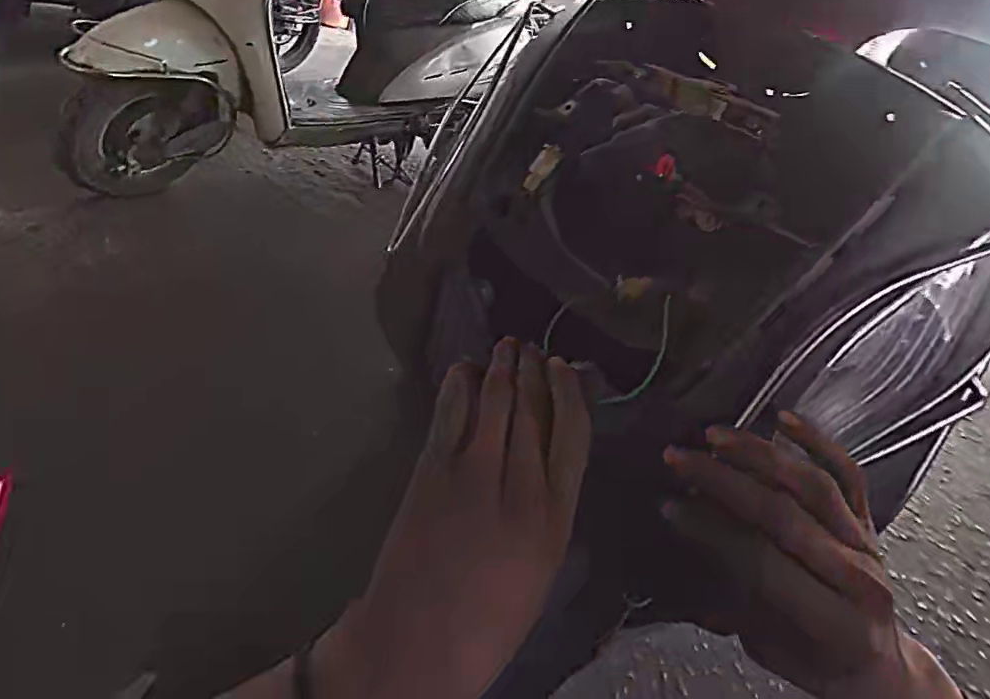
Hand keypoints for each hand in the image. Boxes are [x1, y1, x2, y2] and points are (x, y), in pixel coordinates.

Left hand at [312, 338, 591, 698]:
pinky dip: (460, 383)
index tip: (562, 367)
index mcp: (554, 519)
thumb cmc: (488, 613)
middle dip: (532, 371)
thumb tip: (548, 443)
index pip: (573, 434)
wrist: (416, 641)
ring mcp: (472, 475)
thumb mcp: (540, 562)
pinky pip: (452, 411)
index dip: (568, 392)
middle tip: (528, 349)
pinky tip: (465, 368)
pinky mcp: (432, 470)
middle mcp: (520, 489)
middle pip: (534, 410)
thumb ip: (548, 500)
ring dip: (500, 368)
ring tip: (504, 348)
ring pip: (495, 402)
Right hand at [663, 411, 958, 698]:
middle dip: (722, 482)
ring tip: (716, 435)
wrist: (879, 668)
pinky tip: (783, 416)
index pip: (762, 560)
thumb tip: (692, 537)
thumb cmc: (817, 662)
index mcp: (836, 621)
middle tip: (679, 458)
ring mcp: (866, 541)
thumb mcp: (770, 645)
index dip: (711, 531)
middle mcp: (857, 574)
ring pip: (811, 483)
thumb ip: (737, 593)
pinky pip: (847, 472)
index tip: (671, 506)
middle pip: (782, 513)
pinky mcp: (869, 518)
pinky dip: (816, 439)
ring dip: (758, 454)